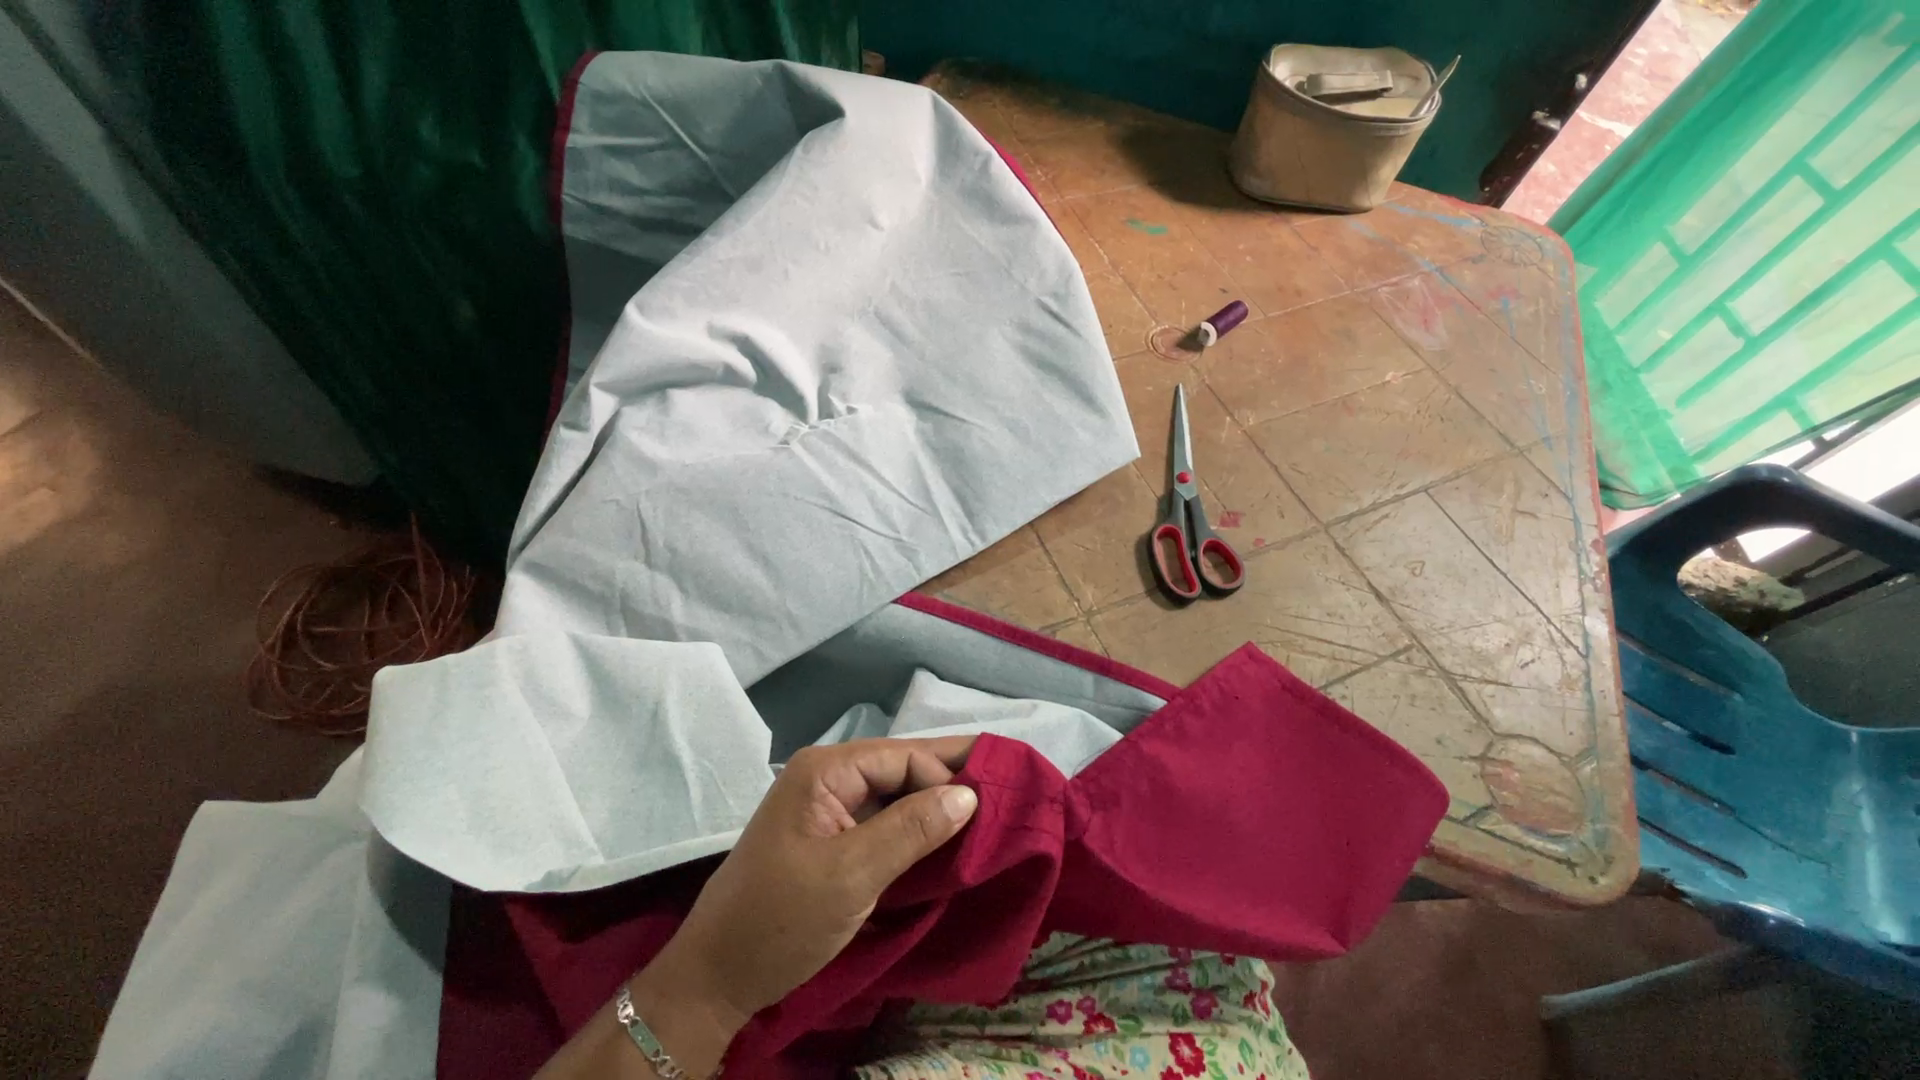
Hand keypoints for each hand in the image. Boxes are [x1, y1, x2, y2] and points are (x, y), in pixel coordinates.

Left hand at [660, 734, 979, 1022]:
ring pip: (895, 796)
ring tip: (989, 819)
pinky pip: (883, 822)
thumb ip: (912, 829)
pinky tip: (948, 842)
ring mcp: (827, 809)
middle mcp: (827, 778)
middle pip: (902, 769)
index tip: (987, 814)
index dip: (947, 778)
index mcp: (826, 771)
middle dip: (949, 782)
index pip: (905, 756)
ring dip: (935, 809)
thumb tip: (970, 794)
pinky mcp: (830, 840)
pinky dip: (915, 831)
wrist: (717, 975)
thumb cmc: (781, 919)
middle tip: (1008, 795)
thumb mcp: (853, 875)